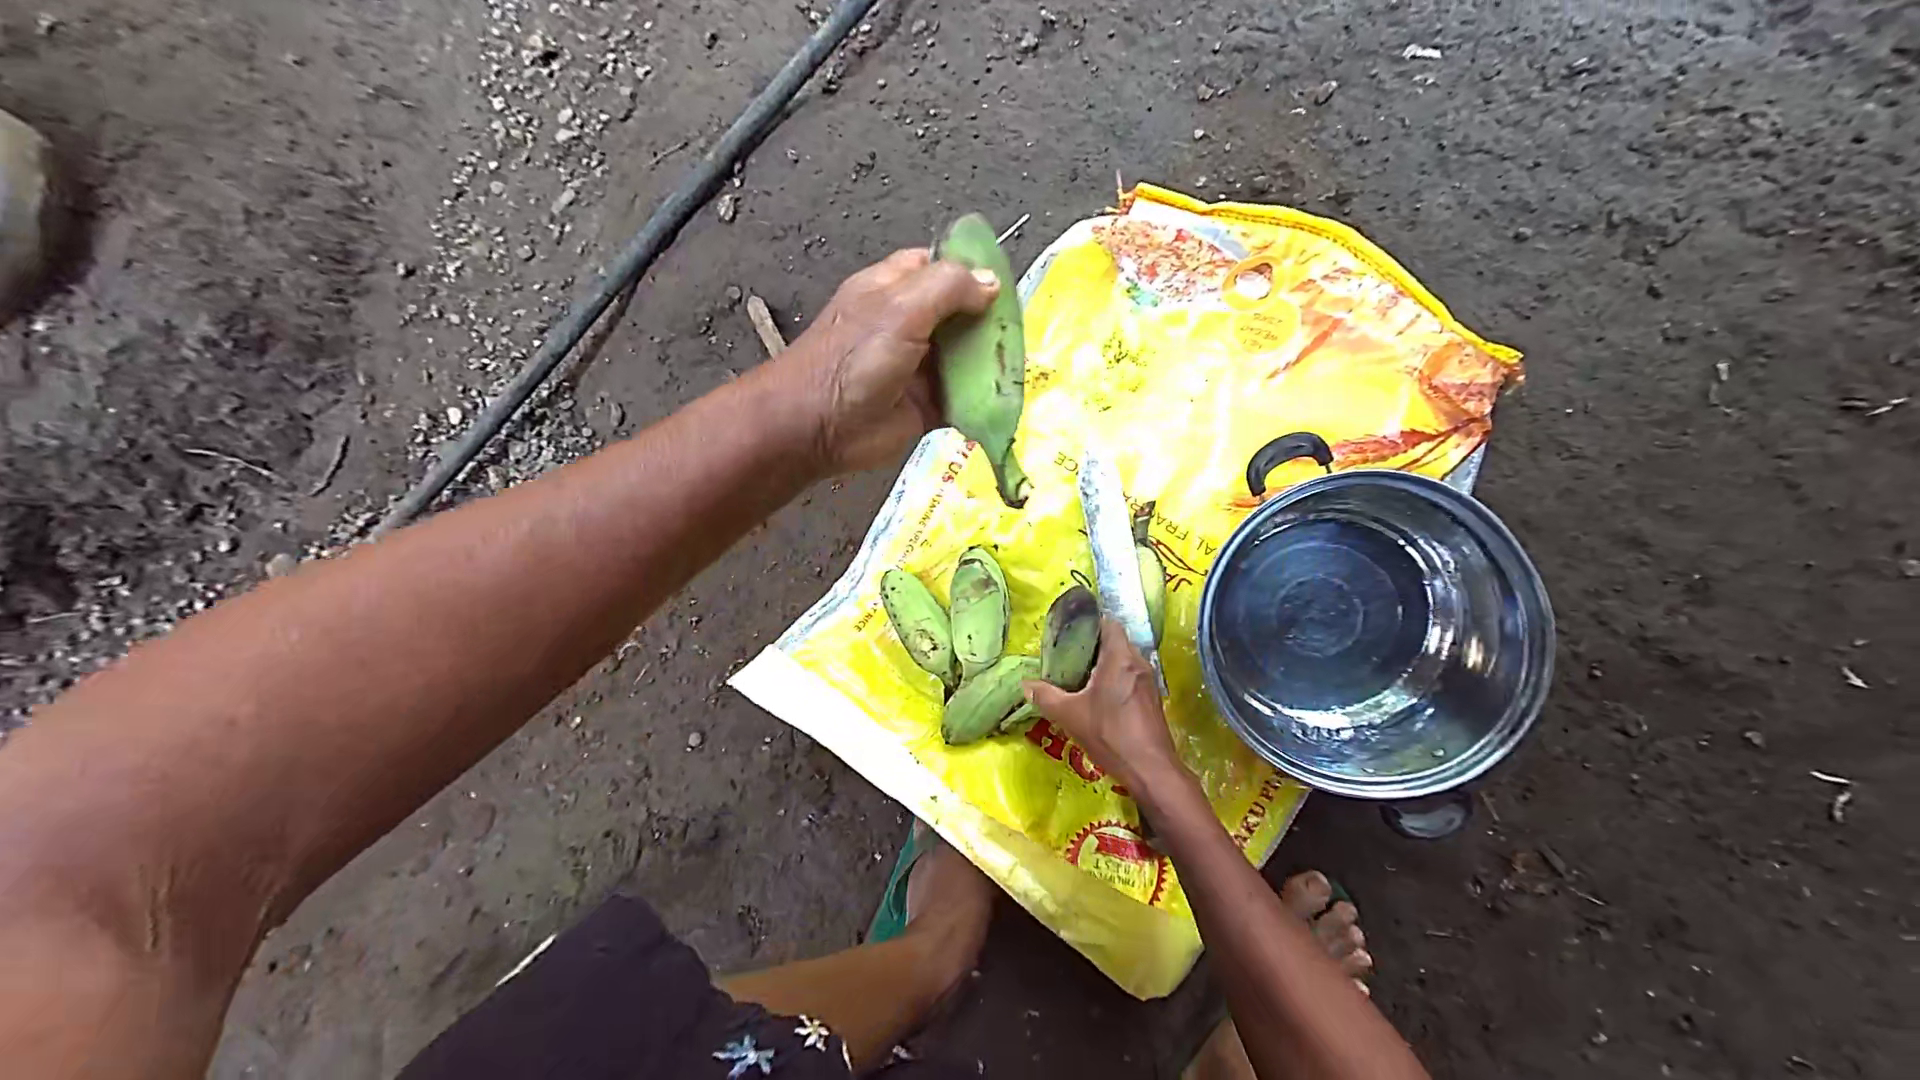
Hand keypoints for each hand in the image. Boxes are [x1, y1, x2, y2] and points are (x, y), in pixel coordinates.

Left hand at [769, 248, 999, 473]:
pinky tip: (1006, 399)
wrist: (817, 428)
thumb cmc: (853, 360)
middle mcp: (909, 324)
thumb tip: (992, 284)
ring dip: (991, 362)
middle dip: (989, 320)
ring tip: (1020, 364)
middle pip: (961, 314)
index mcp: (895, 289)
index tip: (1004, 284)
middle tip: (1020, 330)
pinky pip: (964, 397)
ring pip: (966, 357)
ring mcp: (919, 367)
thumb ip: (948, 287)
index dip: (971, 271)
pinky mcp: (927, 405)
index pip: (940, 267)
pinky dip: (983, 399)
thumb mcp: (899, 309)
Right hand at [1022, 618, 1194, 802]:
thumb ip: (1045, 696)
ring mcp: (1149, 683)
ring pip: (1124, 661)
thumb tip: (1025, 684)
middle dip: (1093, 646)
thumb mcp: (1070, 716)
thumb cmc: (1111, 736)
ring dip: (1104, 664)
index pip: (1109, 624)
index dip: (1089, 623)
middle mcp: (1138, 664)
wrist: (1151, 770)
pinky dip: (1115, 680)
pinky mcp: (1152, 700)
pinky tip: (1098, 697)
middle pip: (1115, 642)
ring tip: (1079, 676)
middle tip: (1068, 656)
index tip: (1069, 633)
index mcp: (1120, 659)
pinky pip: (1131, 677)